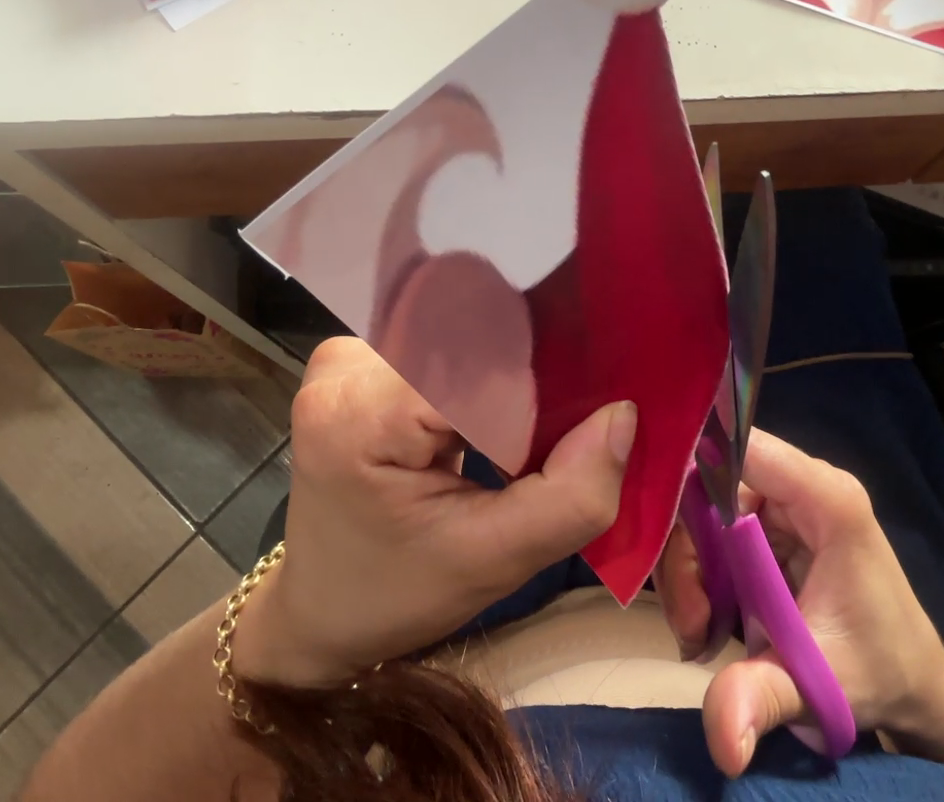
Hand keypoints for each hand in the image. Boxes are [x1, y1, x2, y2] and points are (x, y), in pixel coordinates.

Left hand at [239, 338, 636, 685]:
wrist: (320, 604)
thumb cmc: (398, 592)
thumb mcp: (496, 561)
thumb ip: (570, 496)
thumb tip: (623, 414)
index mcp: (362, 415)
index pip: (485, 366)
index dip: (548, 385)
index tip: (591, 415)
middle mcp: (347, 365)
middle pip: (470, 342)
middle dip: (532, 375)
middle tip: (574, 420)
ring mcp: (347, 356)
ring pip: (460, 339)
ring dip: (508, 375)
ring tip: (538, 422)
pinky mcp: (357, 359)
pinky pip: (440, 347)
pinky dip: (480, 375)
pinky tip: (499, 412)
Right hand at [655, 429, 943, 774]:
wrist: (909, 686)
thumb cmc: (878, 672)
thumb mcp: (819, 686)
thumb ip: (764, 697)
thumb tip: (720, 742)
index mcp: (825, 498)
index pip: (738, 445)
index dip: (687, 470)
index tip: (649, 530)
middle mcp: (800, 488)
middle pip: (706, 485)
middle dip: (684, 554)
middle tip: (690, 626)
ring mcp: (781, 506)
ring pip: (699, 511)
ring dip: (686, 574)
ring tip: (701, 638)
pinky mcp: (768, 528)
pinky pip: (709, 533)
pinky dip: (697, 578)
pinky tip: (708, 627)